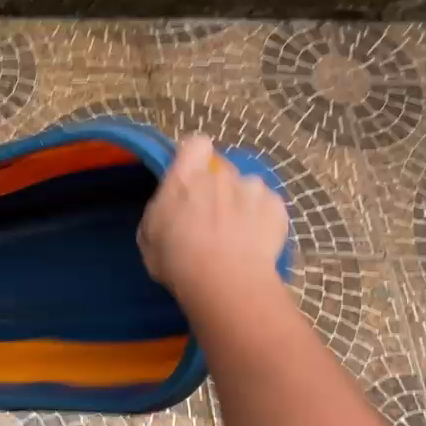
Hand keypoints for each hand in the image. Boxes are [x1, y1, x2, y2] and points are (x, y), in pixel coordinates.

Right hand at [138, 134, 289, 302]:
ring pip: (245, 186)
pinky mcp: (277, 206)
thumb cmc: (176, 259)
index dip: (192, 156)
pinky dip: (259, 216)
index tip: (187, 173)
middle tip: (206, 215)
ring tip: (232, 230)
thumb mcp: (148, 234)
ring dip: (238, 200)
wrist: (225, 281)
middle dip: (214, 186)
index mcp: (185, 180)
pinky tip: (250, 238)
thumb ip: (162, 207)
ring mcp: (253, 189)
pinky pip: (266, 203)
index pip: (195, 144)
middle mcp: (221, 176)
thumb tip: (173, 202)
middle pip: (220, 169)